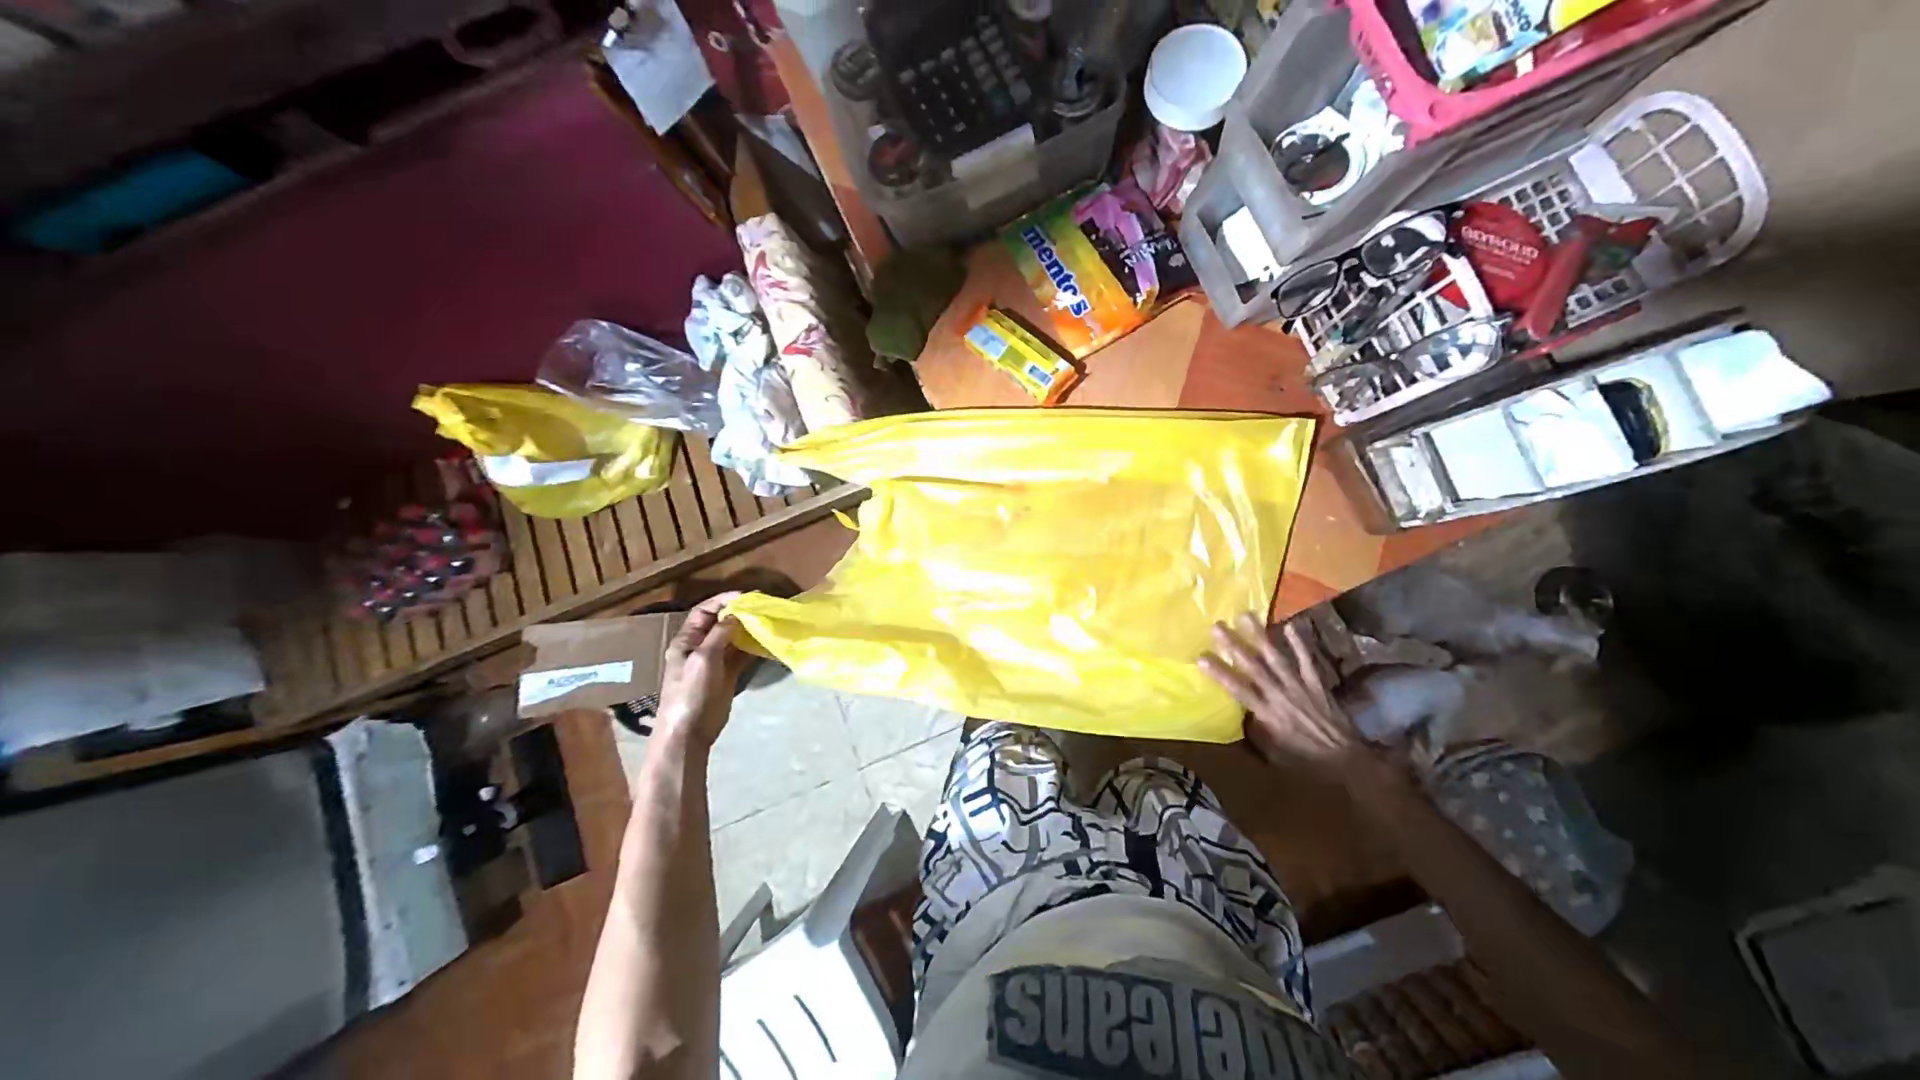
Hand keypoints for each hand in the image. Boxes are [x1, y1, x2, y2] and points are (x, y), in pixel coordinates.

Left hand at [655, 591, 752, 750]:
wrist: (689, 731)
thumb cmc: (690, 691)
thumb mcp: (703, 658)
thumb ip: (719, 634)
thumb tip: (735, 615)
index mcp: (686, 640)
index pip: (703, 611)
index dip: (721, 600)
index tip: (745, 596)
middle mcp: (700, 647)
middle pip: (719, 623)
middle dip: (738, 613)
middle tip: (761, 606)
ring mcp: (714, 661)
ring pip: (732, 638)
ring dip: (747, 629)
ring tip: (767, 620)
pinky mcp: (727, 675)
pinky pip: (741, 656)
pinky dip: (752, 647)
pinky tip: (765, 641)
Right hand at [1199, 613, 1381, 784]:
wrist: (1346, 759)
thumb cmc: (1305, 760)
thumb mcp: (1274, 752)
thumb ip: (1256, 731)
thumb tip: (1240, 715)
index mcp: (1267, 714)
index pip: (1238, 689)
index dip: (1220, 673)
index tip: (1202, 657)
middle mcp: (1280, 695)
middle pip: (1253, 667)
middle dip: (1234, 646)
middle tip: (1217, 626)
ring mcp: (1299, 686)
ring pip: (1276, 657)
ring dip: (1260, 636)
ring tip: (1247, 615)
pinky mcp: (1317, 683)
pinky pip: (1307, 660)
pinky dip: (1299, 643)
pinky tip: (1290, 625)